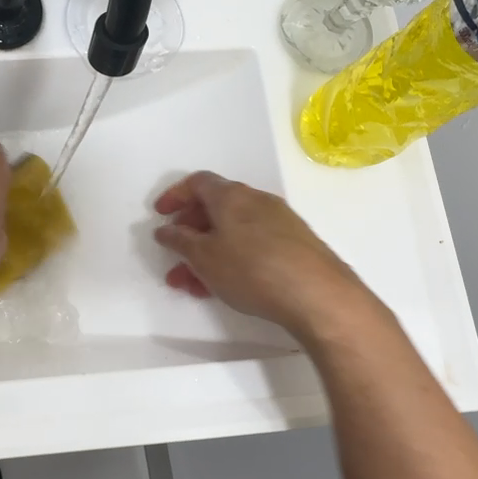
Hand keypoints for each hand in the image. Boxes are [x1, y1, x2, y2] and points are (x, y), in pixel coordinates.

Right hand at [153, 171, 377, 339]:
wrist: (318, 296)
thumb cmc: (251, 270)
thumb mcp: (204, 257)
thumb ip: (180, 241)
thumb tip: (166, 229)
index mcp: (232, 196)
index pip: (198, 182)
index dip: (175, 196)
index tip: (160, 215)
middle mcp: (257, 201)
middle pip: (215, 209)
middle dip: (189, 233)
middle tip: (174, 257)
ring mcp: (280, 222)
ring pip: (232, 232)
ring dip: (208, 253)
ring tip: (192, 285)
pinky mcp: (295, 245)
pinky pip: (252, 245)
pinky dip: (231, 259)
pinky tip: (224, 287)